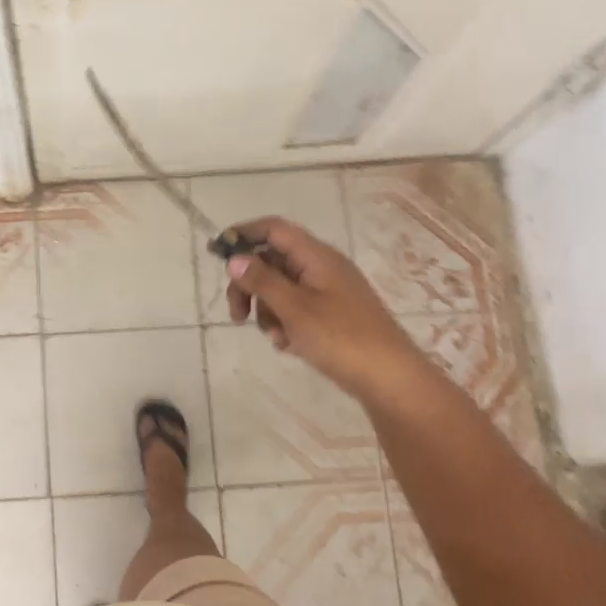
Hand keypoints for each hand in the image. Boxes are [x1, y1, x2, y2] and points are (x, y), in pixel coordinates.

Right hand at [223, 217, 419, 399]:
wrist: (387, 376)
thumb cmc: (341, 338)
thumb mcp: (295, 308)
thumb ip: (262, 281)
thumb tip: (234, 258)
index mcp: (316, 256)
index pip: (274, 229)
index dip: (244, 234)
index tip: (217, 251)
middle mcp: (322, 268)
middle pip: (272, 262)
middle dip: (250, 286)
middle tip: (236, 315)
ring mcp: (327, 292)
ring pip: (281, 290)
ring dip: (267, 311)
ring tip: (276, 337)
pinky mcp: (330, 316)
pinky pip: (296, 310)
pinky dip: (285, 324)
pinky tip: (289, 346)